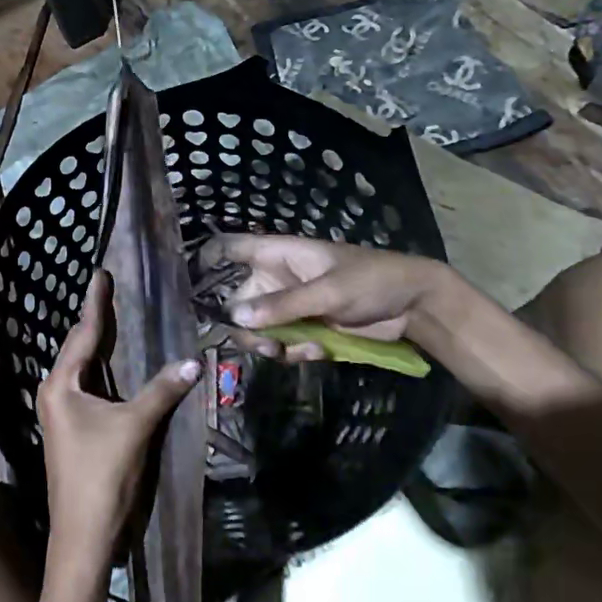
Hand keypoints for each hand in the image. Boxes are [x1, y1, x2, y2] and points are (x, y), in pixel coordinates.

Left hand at [36, 271, 200, 557]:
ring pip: (83, 369)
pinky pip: (88, 386)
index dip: (96, 303)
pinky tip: (114, 366)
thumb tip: (193, 360)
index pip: (83, 334)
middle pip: (78, 348)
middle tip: (108, 290)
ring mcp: (62, 412)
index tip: (100, 274)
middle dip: (95, 320)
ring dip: (98, 345)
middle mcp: (55, 393)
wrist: (84, 531)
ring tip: (112, 318)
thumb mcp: (134, 427)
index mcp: (62, 385)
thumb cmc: (103, 474)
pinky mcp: (73, 428)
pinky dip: (103, 370)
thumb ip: (162, 391)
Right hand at [199, 233, 456, 357]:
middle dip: (248, 328)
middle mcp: (277, 279)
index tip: (188, 285)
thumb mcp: (328, 291)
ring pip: (259, 329)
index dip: (206, 259)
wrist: (414, 307)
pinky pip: (282, 344)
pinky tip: (319, 352)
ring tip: (295, 352)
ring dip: (271, 345)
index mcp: (278, 255)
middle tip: (266, 346)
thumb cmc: (372, 281)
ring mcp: (291, 306)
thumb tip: (236, 317)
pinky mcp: (305, 328)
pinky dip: (295, 352)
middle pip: (240, 303)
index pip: (231, 248)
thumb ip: (283, 306)